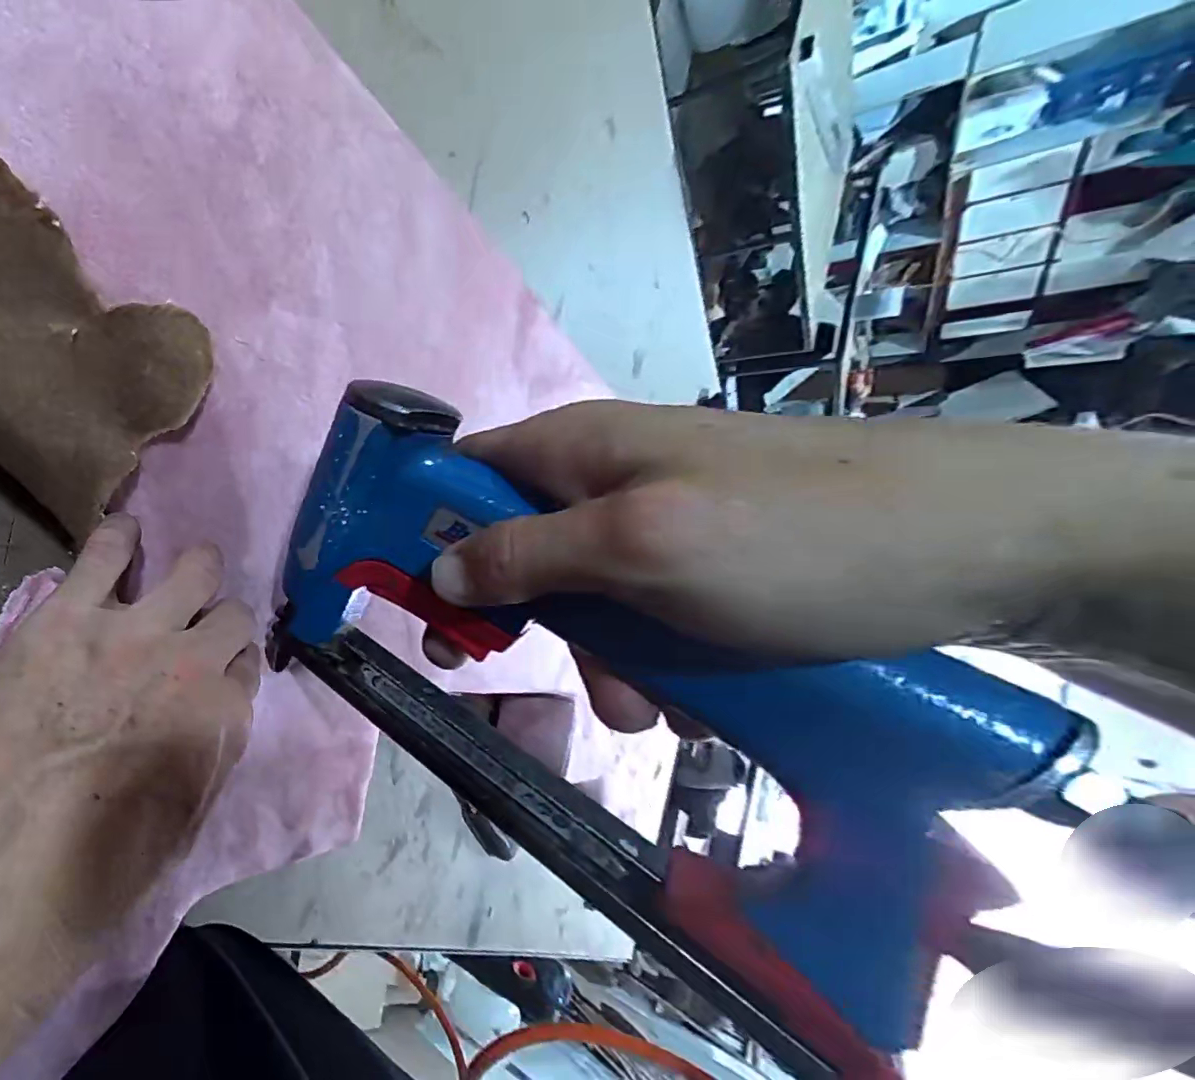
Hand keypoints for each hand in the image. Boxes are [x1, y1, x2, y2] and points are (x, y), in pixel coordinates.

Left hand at [0, 513, 259, 927]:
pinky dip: (119, 538)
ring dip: (191, 569)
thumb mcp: (184, 819)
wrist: (11, 842)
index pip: (245, 666)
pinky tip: (121, 534)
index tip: (212, 670)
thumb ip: (207, 752)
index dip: (228, 665)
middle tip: (193, 624)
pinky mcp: (72, 612)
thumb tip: (205, 717)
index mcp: (223, 715)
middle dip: (218, 617)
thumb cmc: (102, 860)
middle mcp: (192, 660)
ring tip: (172, 571)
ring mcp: (134, 629)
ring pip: (193, 568)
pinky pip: (106, 552)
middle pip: (230, 613)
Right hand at [422, 401, 1190, 731]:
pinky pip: (628, 611)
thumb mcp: (638, 547)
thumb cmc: (790, 536)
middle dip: (504, 610)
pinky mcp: (687, 560)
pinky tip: (677, 699)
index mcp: (566, 448)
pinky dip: (638, 656)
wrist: (987, 548)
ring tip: (638, 705)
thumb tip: (434, 572)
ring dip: (586, 652)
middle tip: (482, 662)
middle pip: (502, 540)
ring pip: (569, 589)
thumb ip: (525, 555)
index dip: (418, 525)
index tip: (402, 589)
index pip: (456, 473)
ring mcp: (643, 519)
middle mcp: (593, 476)